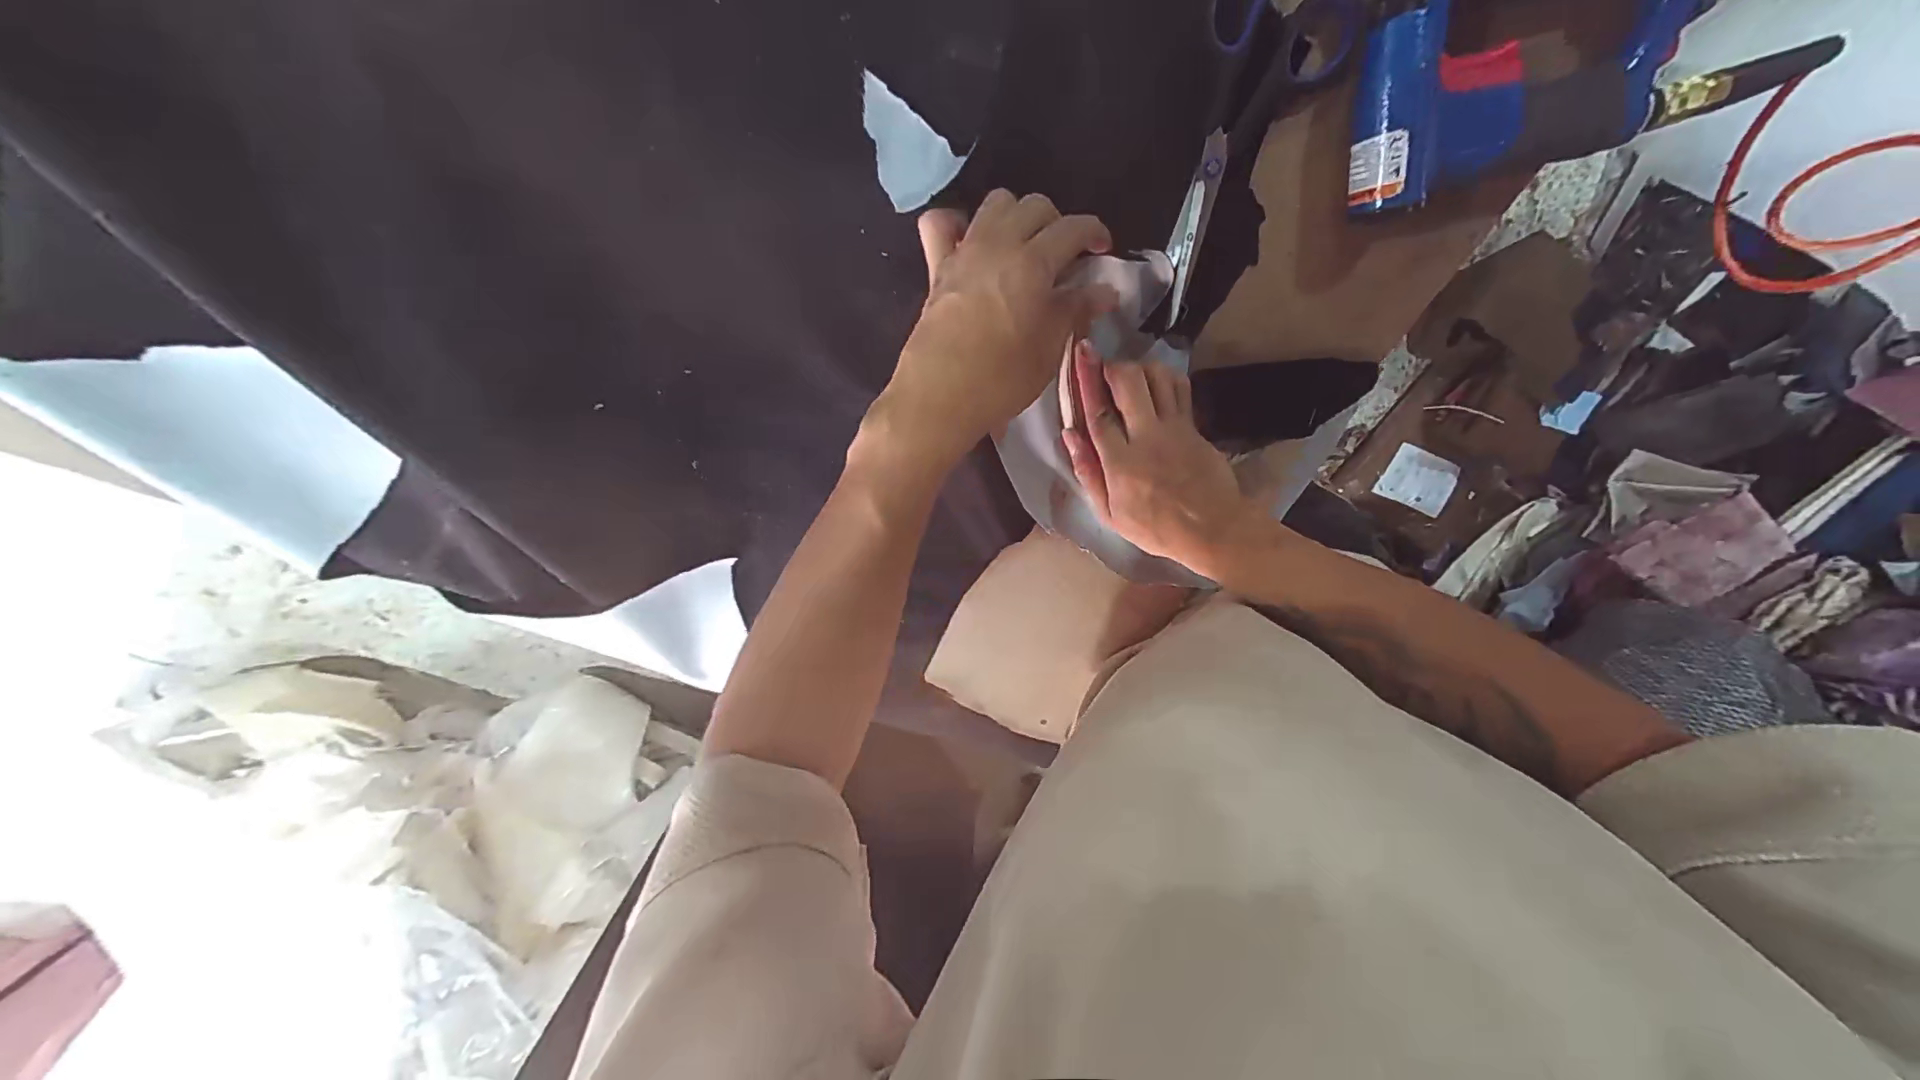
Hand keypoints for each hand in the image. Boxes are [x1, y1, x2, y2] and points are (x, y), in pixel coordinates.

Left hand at [860, 191, 1114, 477]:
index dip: (1094, 231)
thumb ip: (1076, 310)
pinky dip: (957, 224)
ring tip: (1023, 248)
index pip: (1073, 227)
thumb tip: (1106, 291)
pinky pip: (940, 224)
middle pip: (1035, 206)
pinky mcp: (936, 268)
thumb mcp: (1049, 348)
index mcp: (1033, 262)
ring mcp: (964, 252)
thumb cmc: (1003, 378)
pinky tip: (970, 243)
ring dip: (1016, 216)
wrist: (940, 396)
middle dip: (1056, 223)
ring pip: (995, 204)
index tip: (1102, 250)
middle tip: (1064, 256)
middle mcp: (998, 244)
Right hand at [1062, 342, 1265, 576]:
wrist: (1213, 530)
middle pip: (1130, 383)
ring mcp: (1176, 429)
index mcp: (1120, 462)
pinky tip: (1156, 385)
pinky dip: (1165, 378)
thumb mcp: (1110, 513)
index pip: (1098, 413)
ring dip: (1140, 368)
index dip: (1086, 380)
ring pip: (1158, 378)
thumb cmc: (1155, 527)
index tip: (1081, 354)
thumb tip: (1069, 435)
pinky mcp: (1195, 427)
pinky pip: (1180, 390)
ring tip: (1129, 376)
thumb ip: (1088, 472)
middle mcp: (1147, 437)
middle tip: (1103, 364)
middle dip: (1113, 365)